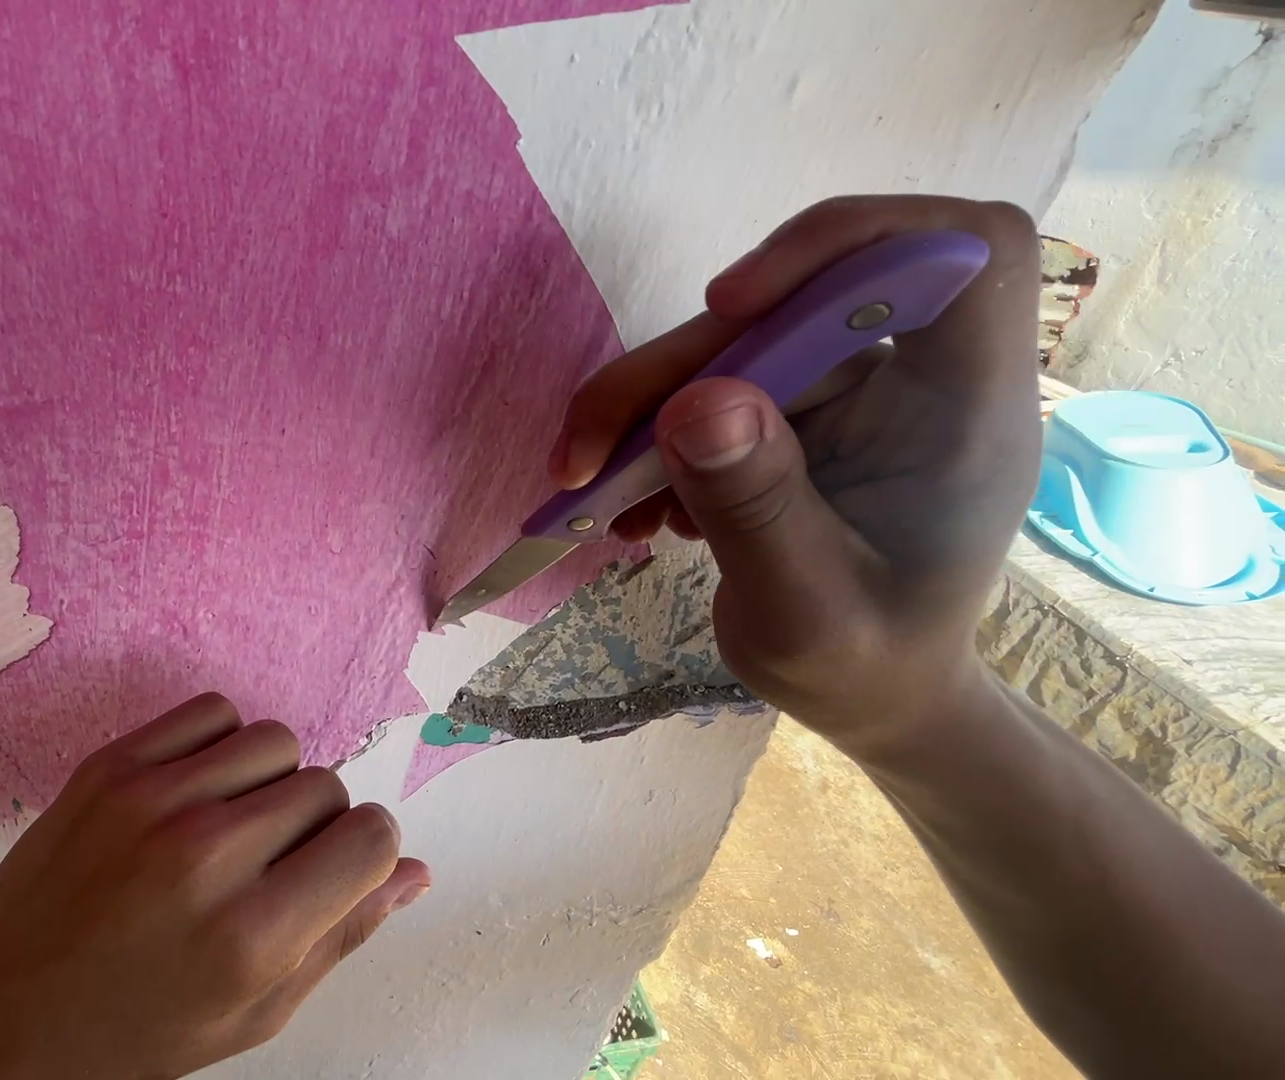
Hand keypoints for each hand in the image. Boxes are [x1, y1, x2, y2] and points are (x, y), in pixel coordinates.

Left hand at [0, 694, 429, 1079]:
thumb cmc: (135, 1029)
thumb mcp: (253, 1014)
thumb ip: (344, 936)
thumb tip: (415, 871)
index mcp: (253, 936)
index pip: (371, 837)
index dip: (366, 852)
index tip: (336, 868)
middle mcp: (209, 855)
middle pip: (327, 786)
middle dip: (316, 824)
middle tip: (266, 866)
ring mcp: (155, 798)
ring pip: (277, 741)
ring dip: (271, 781)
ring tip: (231, 826)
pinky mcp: (114, 762)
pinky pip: (216, 710)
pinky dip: (222, 744)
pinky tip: (197, 790)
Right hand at [550, 196, 1040, 758]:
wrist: (867, 697)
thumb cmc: (861, 666)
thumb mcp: (804, 609)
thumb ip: (757, 507)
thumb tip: (694, 402)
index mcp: (959, 410)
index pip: (954, 249)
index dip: (841, 244)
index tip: (729, 305)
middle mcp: (900, 385)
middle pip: (782, 315)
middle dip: (669, 370)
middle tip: (586, 451)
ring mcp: (838, 405)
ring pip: (726, 358)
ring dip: (638, 413)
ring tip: (584, 489)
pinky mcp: (787, 428)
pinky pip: (705, 401)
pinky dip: (649, 445)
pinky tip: (627, 508)